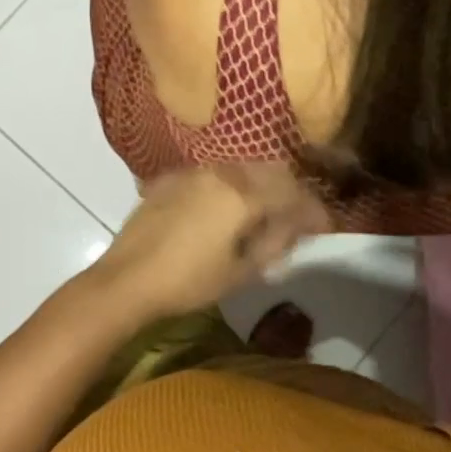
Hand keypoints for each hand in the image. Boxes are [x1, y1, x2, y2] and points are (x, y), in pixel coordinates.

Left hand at [88, 163, 331, 319]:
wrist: (126, 280)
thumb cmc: (189, 282)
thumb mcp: (241, 271)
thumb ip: (274, 243)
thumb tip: (294, 228)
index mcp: (243, 194)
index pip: (293, 193)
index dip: (314, 210)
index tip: (324, 228)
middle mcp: (220, 173)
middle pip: (269, 172)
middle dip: (289, 192)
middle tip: (296, 220)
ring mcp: (191, 173)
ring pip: (238, 169)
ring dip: (258, 187)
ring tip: (262, 215)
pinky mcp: (168, 181)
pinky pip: (210, 175)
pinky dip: (228, 188)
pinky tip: (224, 211)